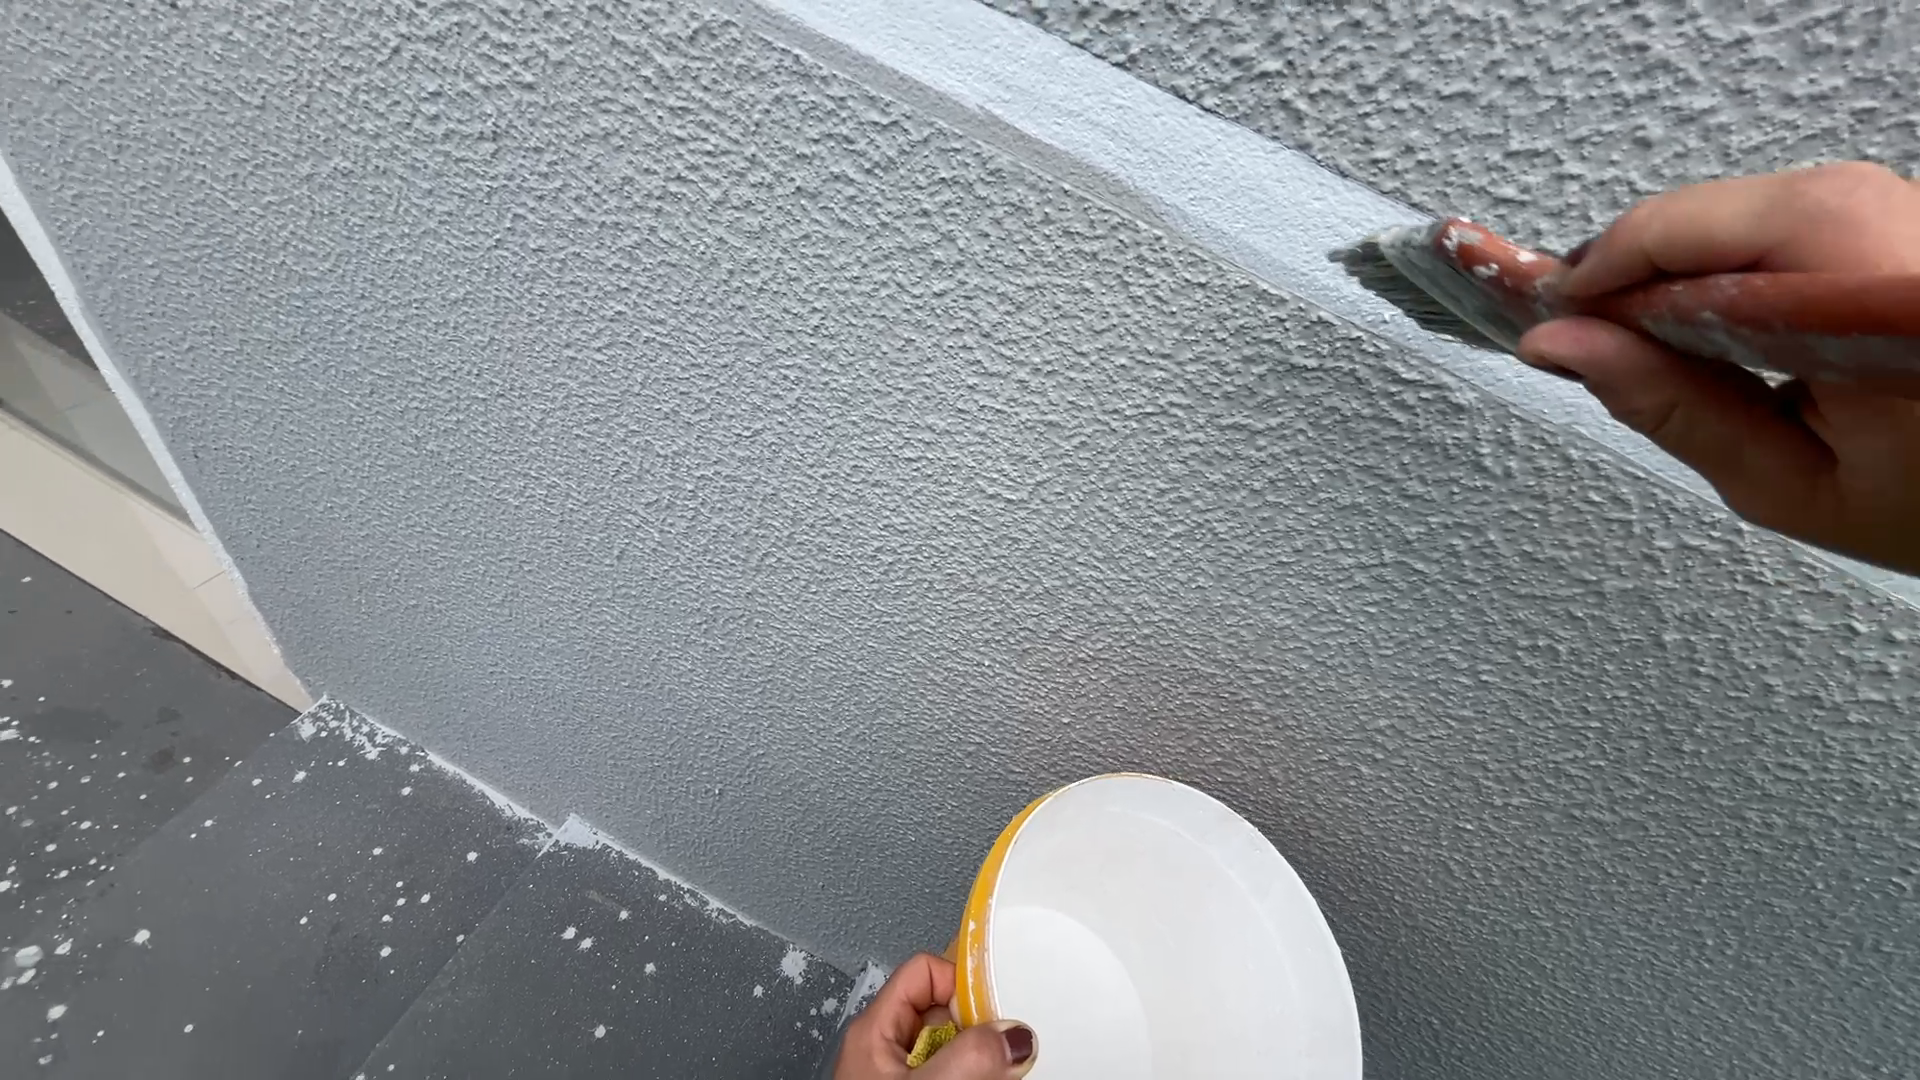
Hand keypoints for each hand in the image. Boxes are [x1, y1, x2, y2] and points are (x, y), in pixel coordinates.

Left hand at [833, 953, 1037, 1079]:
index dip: (962, 984)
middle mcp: (887, 1050)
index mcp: (876, 1030)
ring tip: (1005, 1075)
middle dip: (980, 1030)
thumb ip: (970, 1060)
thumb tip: (1014, 1035)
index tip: (997, 1008)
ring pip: (955, 1051)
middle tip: (1006, 1053)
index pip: (926, 973)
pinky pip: (954, 1078)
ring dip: (982, 1064)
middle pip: (945, 1013)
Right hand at [1516, 162, 1919, 573]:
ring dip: (1688, 247)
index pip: (1777, 228)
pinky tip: (1688, 300)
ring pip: (1792, 199)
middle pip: (1778, 201)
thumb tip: (1559, 345)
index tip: (1560, 301)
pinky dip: (1730, 251)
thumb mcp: (1780, 484)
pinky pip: (1816, 217)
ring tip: (1622, 311)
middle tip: (1577, 307)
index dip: (1645, 247)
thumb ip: (1670, 408)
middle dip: (1653, 243)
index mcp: (1911, 325)